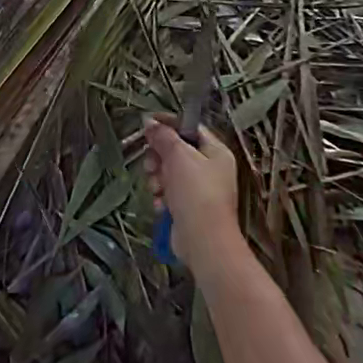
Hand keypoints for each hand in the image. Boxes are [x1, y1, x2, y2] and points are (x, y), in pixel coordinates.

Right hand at [142, 114, 241, 270]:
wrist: (203, 241)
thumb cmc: (196, 193)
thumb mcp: (178, 156)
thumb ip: (163, 136)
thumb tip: (149, 122)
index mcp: (216, 152)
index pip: (189, 128)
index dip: (168, 124)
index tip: (147, 123)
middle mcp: (210, 169)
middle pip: (176, 151)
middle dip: (159, 158)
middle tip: (152, 165)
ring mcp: (199, 190)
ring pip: (168, 172)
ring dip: (157, 179)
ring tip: (157, 188)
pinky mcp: (188, 208)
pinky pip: (168, 193)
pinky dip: (161, 197)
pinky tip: (161, 204)